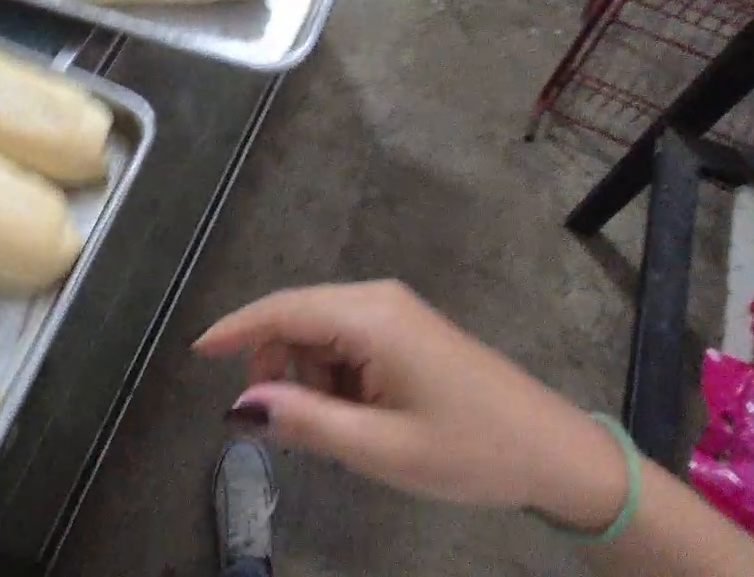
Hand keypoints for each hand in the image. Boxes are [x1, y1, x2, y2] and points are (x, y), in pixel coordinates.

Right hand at [193, 281, 626, 530]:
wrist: (555, 454)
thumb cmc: (470, 451)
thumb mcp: (382, 449)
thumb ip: (306, 422)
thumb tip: (240, 405)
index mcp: (370, 317)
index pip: (282, 310)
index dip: (235, 329)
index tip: (198, 352)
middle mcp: (376, 299)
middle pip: (297, 318)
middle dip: (276, 366)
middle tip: (282, 425)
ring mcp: (393, 310)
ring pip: (318, 332)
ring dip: (307, 376)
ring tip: (335, 431)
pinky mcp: (403, 328)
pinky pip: (345, 342)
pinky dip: (332, 376)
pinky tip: (354, 417)